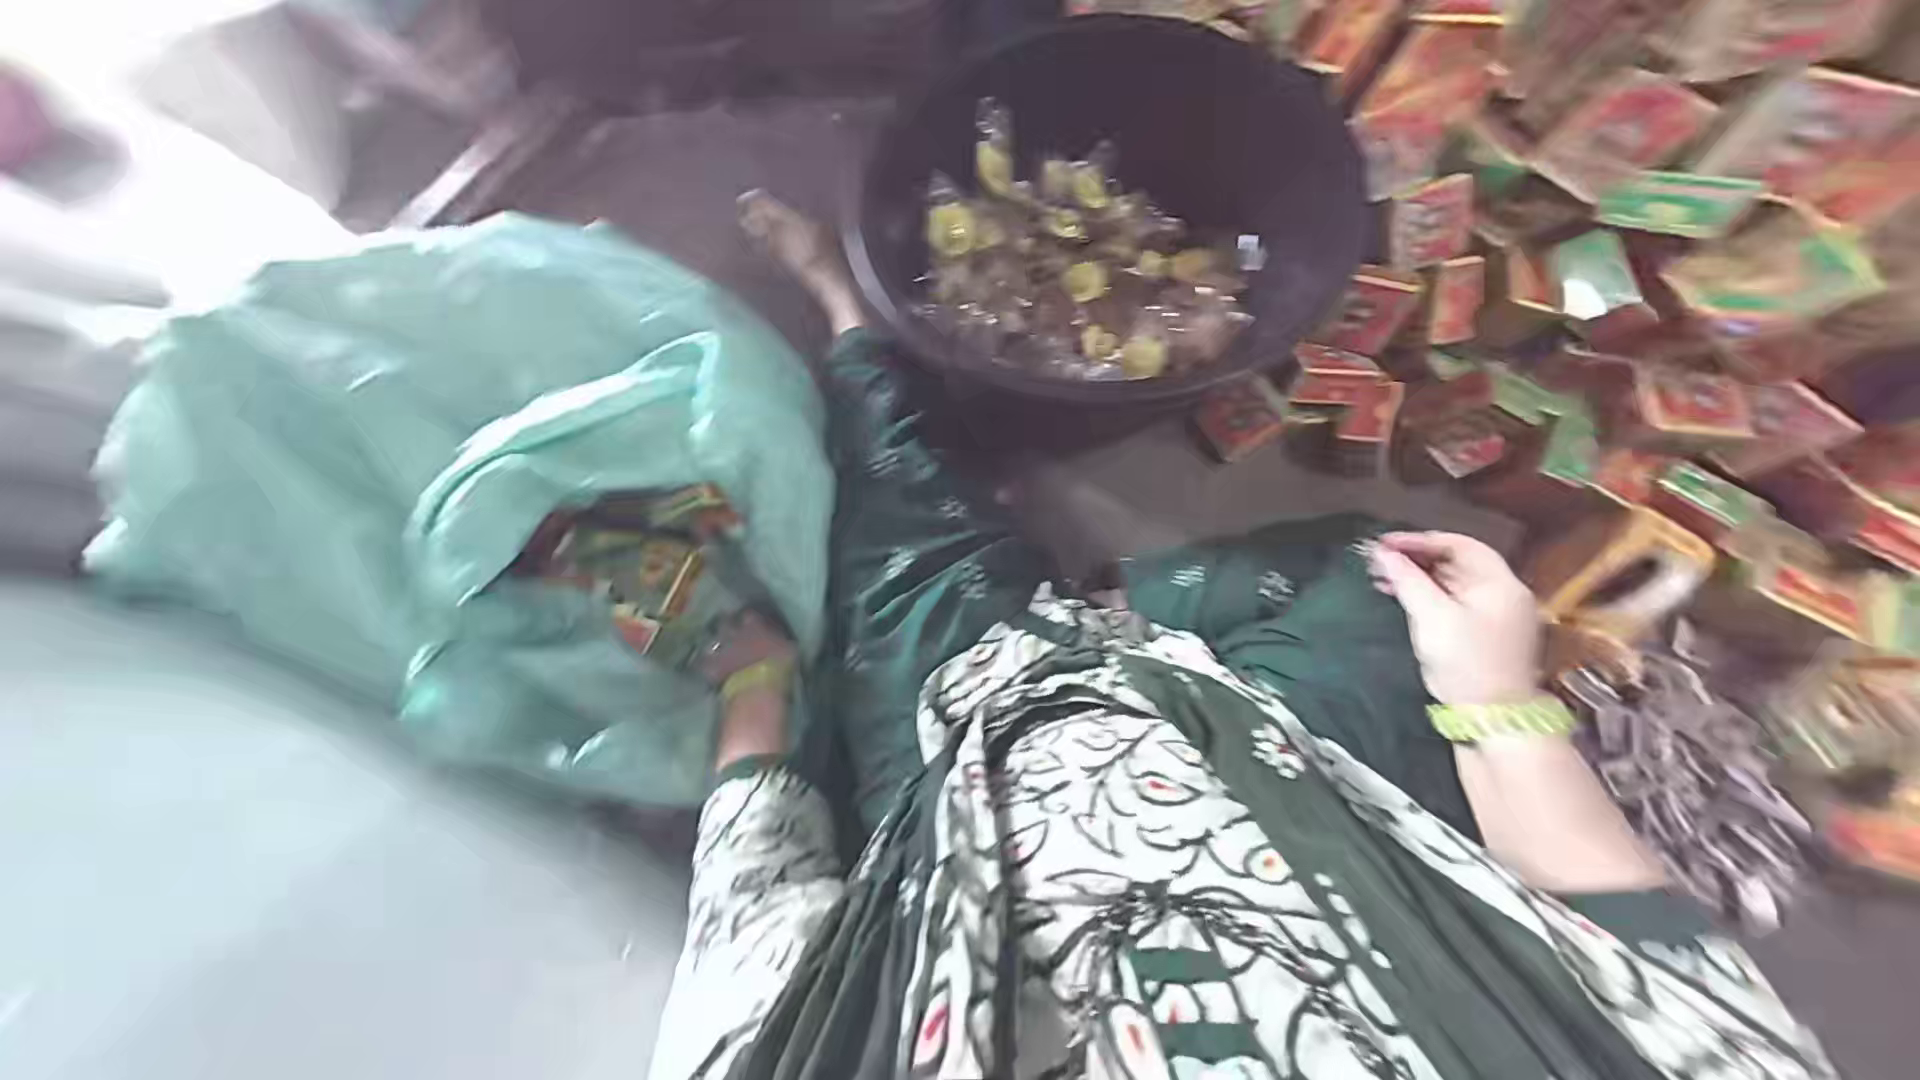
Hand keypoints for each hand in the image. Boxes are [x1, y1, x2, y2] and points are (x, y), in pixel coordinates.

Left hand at [699, 610, 797, 689]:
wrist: (757, 684)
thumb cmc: (780, 664)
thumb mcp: (790, 648)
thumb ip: (782, 640)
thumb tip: (782, 638)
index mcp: (756, 626)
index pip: (750, 615)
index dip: (748, 618)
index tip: (750, 621)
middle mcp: (735, 633)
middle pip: (726, 623)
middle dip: (726, 625)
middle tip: (729, 629)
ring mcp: (721, 649)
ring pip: (712, 641)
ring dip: (715, 644)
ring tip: (716, 648)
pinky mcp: (710, 667)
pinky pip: (705, 664)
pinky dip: (706, 665)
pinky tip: (707, 668)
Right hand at [1366, 531, 1542, 705]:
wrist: (1489, 713)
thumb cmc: (1464, 659)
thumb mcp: (1431, 615)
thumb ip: (1407, 579)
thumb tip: (1382, 553)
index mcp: (1498, 583)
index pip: (1458, 545)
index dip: (1419, 540)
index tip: (1384, 544)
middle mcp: (1499, 592)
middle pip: (1453, 561)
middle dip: (1413, 556)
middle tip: (1377, 558)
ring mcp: (1489, 612)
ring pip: (1447, 580)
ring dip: (1413, 574)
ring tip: (1379, 575)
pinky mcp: (1476, 629)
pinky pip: (1446, 598)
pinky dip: (1421, 591)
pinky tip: (1395, 593)